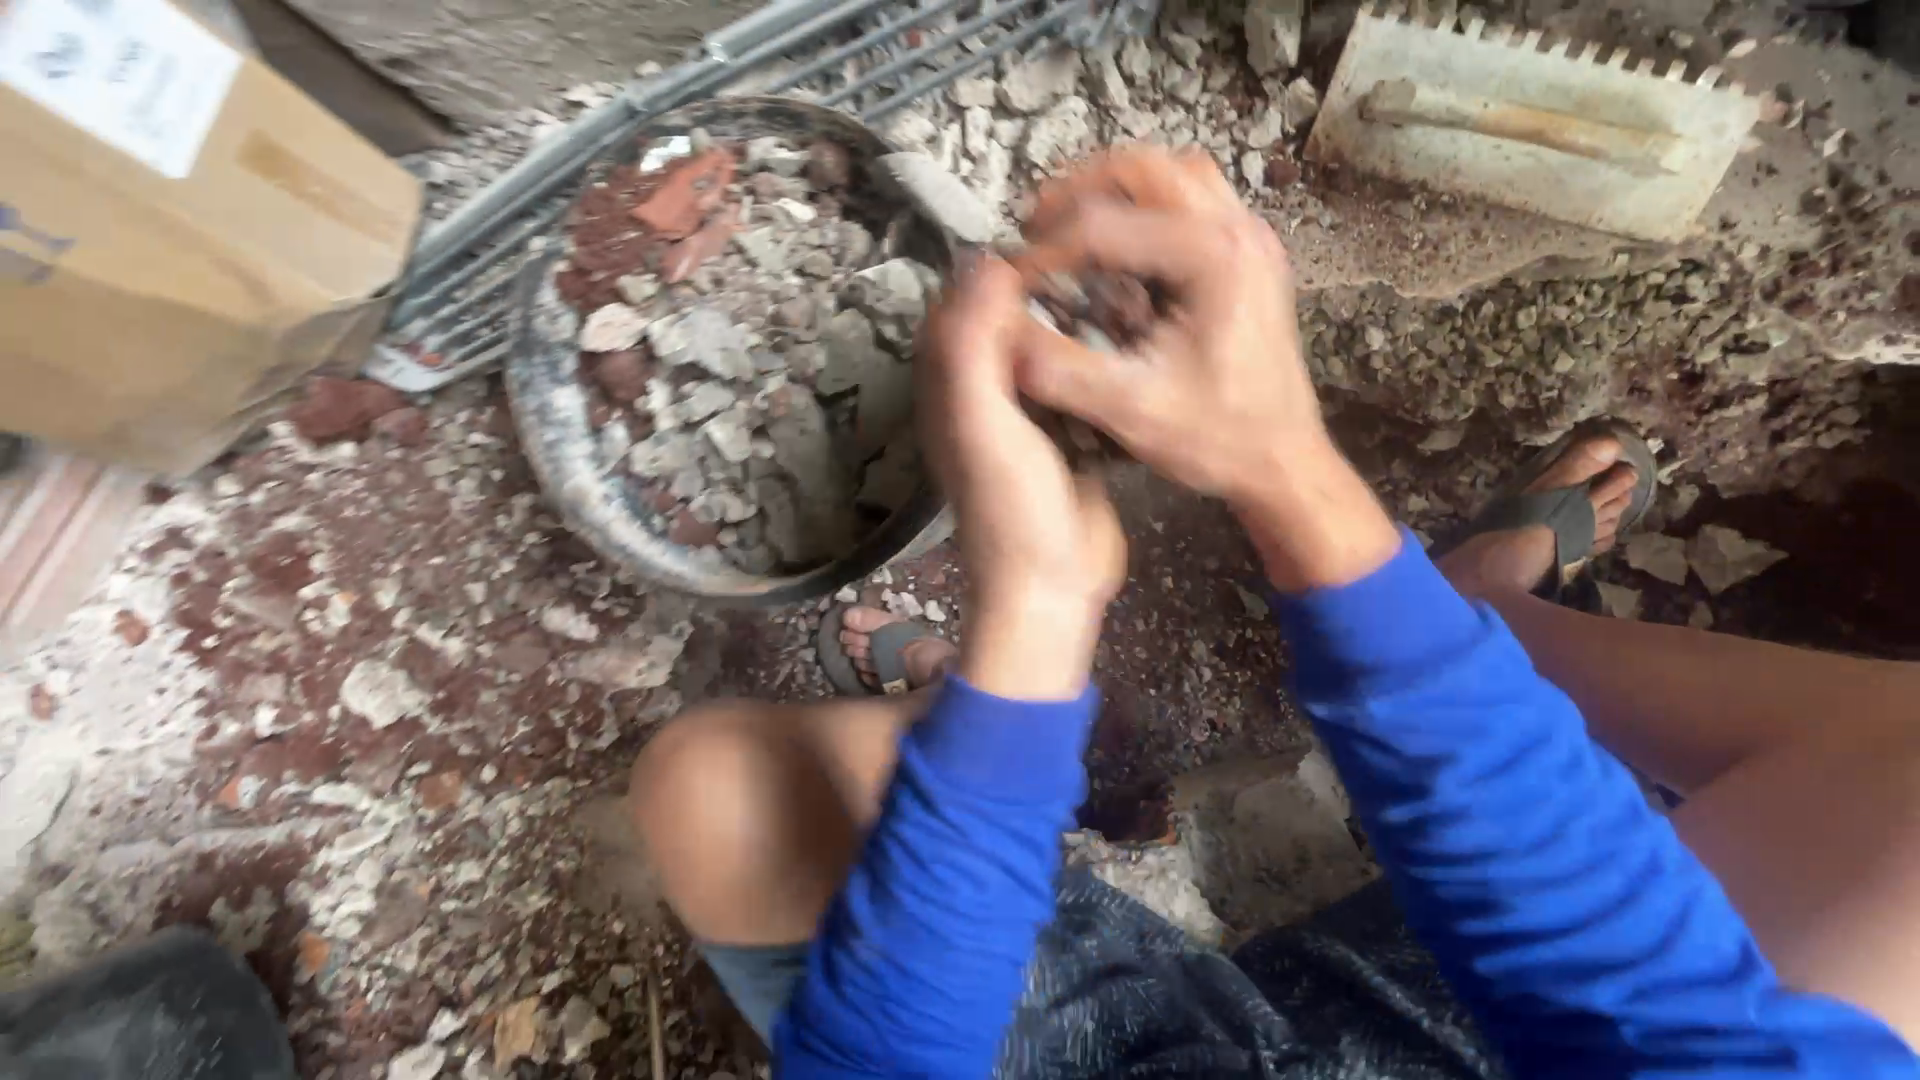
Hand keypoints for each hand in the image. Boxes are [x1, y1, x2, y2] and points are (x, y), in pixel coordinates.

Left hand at [917, 253, 1126, 699]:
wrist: (1054, 585)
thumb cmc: (1012, 512)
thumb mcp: (983, 426)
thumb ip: (974, 349)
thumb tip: (984, 265)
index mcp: (947, 397)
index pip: (953, 317)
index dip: (982, 279)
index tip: (1030, 246)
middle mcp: (979, 404)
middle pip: (998, 331)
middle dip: (1030, 294)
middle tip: (1080, 259)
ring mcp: (1024, 423)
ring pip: (1039, 355)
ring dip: (1065, 322)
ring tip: (1109, 284)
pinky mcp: (1063, 439)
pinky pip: (1070, 385)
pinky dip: (1088, 360)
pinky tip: (1124, 338)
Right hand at [1013, 146, 1400, 590]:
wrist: (1282, 461)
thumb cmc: (1218, 438)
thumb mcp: (1129, 409)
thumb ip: (1059, 368)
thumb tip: (1001, 333)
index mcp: (1214, 258)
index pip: (1106, 226)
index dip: (1047, 251)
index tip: (1011, 282)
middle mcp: (1238, 232)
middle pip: (1145, 169)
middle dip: (1079, 192)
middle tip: (1034, 226)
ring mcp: (1249, 240)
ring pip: (1172, 175)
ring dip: (1114, 189)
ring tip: (1068, 225)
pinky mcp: (1245, 258)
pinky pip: (1190, 202)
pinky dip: (1143, 208)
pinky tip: (1115, 246)